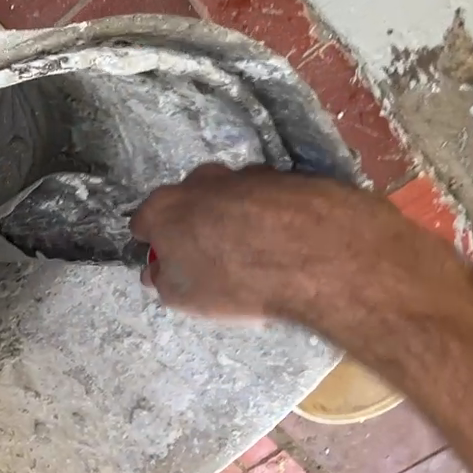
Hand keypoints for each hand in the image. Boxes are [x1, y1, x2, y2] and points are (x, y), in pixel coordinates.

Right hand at [130, 165, 463, 324]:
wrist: (329, 259)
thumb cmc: (239, 281)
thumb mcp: (184, 298)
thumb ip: (162, 279)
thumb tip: (157, 271)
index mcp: (164, 207)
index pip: (143, 222)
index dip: (155, 244)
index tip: (170, 262)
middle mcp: (201, 181)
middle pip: (189, 202)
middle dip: (196, 223)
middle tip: (216, 257)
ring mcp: (252, 174)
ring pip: (235, 196)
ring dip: (240, 217)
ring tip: (264, 253)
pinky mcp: (297, 177)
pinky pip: (278, 199)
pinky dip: (280, 216)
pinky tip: (297, 244)